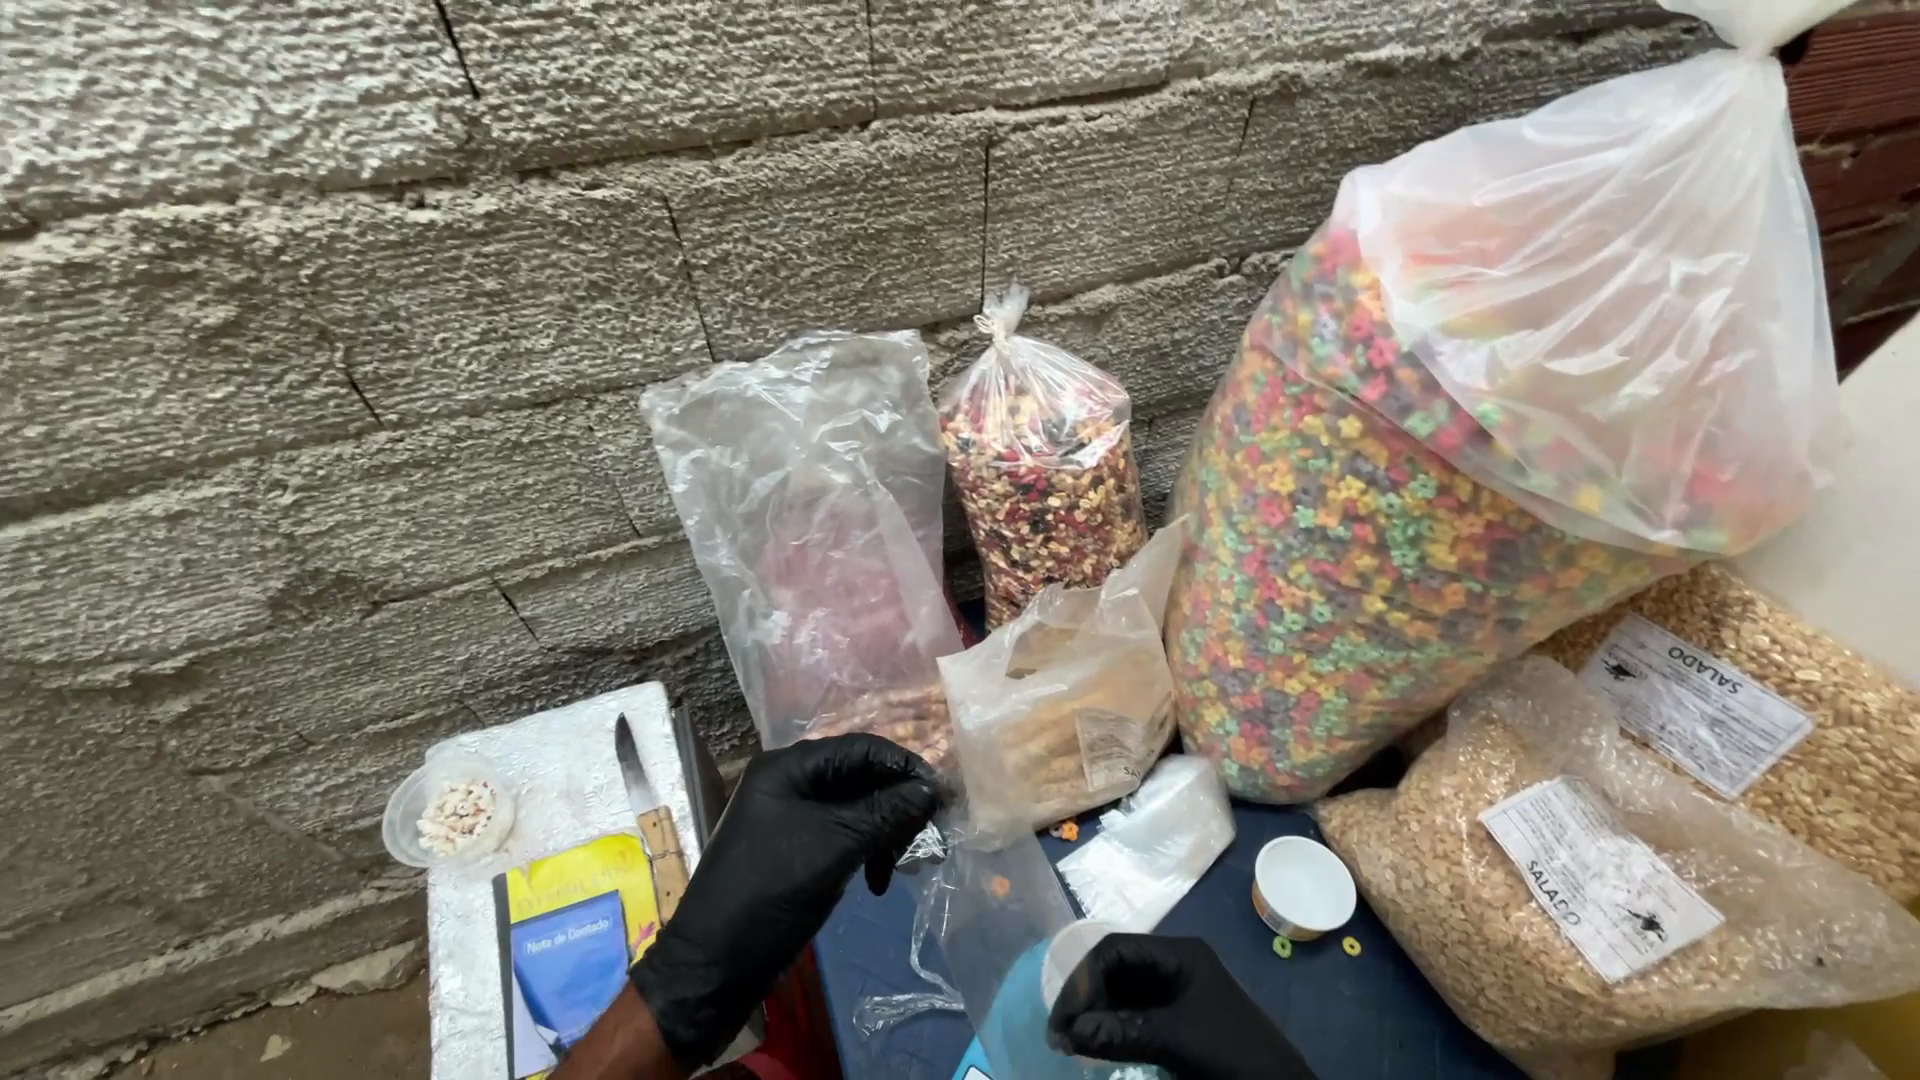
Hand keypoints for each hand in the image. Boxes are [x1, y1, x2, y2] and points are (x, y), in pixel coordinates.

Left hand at [629, 734, 943, 1070]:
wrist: (712, 966)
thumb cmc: (771, 892)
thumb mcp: (836, 846)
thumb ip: (887, 812)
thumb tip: (934, 788)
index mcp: (789, 766)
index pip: (862, 748)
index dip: (905, 768)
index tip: (942, 796)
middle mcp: (789, 781)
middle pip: (860, 777)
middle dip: (895, 807)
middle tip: (925, 840)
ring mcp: (790, 815)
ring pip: (855, 809)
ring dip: (883, 834)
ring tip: (897, 870)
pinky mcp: (795, 847)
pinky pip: (842, 834)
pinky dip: (865, 852)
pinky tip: (876, 881)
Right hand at [1048, 935, 1317, 1079]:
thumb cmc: (1235, 1055)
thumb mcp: (1177, 1041)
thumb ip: (1121, 1033)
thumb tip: (1068, 1032)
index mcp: (1179, 954)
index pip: (1116, 950)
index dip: (1084, 980)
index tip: (1064, 1019)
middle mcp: (1175, 968)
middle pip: (1116, 970)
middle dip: (1086, 998)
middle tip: (1061, 1036)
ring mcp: (1177, 997)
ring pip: (1122, 996)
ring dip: (1095, 1017)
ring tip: (1071, 1045)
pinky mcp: (1178, 1026)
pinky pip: (1134, 1019)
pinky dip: (1111, 1032)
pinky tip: (1096, 1049)